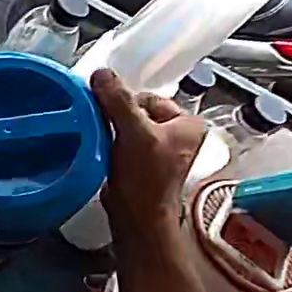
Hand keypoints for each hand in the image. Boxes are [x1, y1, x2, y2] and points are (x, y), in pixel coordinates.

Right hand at [91, 68, 207, 251]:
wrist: (137, 218)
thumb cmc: (145, 177)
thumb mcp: (134, 131)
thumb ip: (118, 100)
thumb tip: (102, 73)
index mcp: (188, 124)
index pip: (148, 97)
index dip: (126, 103)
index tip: (109, 115)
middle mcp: (178, 136)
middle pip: (136, 112)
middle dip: (117, 118)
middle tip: (104, 129)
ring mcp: (160, 153)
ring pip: (127, 129)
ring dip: (112, 132)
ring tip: (103, 142)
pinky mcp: (143, 166)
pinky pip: (122, 145)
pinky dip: (110, 145)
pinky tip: (102, 152)